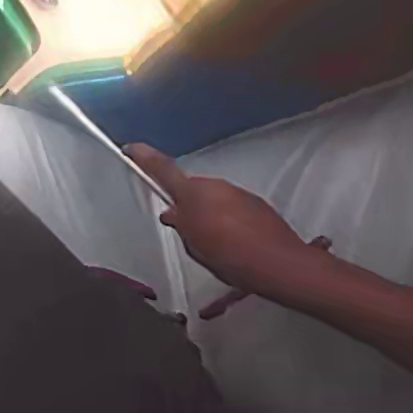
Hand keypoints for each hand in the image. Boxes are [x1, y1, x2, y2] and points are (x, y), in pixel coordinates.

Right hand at [126, 144, 315, 294]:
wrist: (281, 264)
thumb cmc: (229, 254)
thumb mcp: (194, 244)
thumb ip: (180, 225)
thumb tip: (172, 213)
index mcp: (193, 192)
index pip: (163, 169)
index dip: (145, 158)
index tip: (131, 148)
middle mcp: (215, 185)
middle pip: (190, 188)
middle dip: (185, 203)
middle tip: (185, 228)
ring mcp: (238, 193)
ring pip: (212, 198)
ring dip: (207, 212)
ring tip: (212, 241)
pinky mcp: (257, 205)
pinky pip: (231, 207)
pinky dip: (227, 219)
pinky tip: (233, 241)